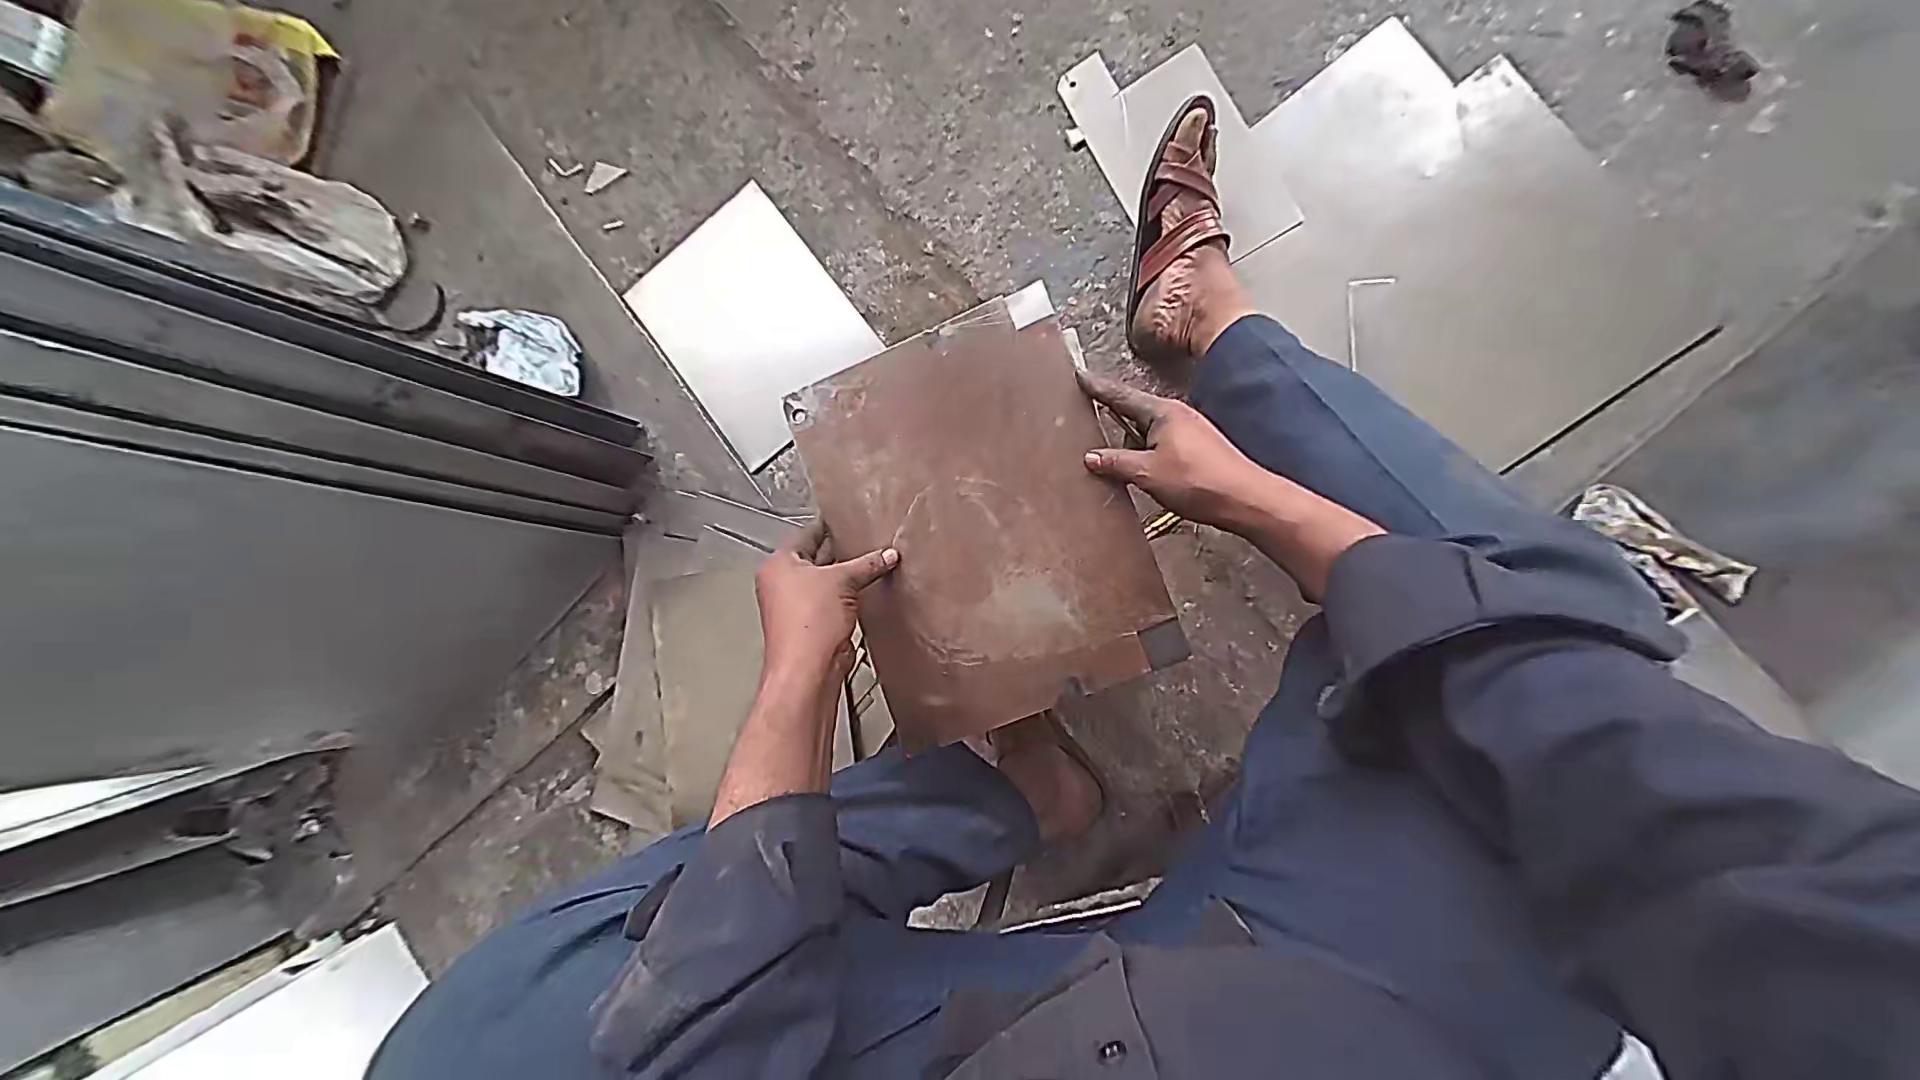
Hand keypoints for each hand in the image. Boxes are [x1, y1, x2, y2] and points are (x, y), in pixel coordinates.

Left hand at [755, 520, 898, 674]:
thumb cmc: (808, 624)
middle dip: (841, 553)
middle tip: (865, 542)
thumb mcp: (842, 580)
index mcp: (778, 565)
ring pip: (826, 583)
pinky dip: (849, 598)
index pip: (806, 535)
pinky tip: (865, 592)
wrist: (809, 668)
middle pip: (816, 559)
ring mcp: (796, 607)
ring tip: (871, 566)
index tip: (844, 519)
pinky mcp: (813, 625)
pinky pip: (834, 603)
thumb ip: (867, 564)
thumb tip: (886, 555)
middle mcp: (782, 584)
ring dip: (847, 578)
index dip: (828, 526)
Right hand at [1077, 369, 1383, 600]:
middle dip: (1114, 423)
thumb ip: (1115, 463)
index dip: (1098, 389)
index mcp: (1163, 413)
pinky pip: (1161, 447)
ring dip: (1132, 447)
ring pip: (1148, 434)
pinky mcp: (1196, 450)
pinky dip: (1148, 457)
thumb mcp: (1147, 473)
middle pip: (1134, 414)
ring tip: (1122, 464)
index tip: (1082, 378)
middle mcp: (1178, 417)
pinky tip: (1145, 473)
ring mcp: (1189, 433)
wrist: (1244, 500)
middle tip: (1095, 427)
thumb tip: (1092, 457)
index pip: (1122, 396)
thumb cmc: (1201, 482)